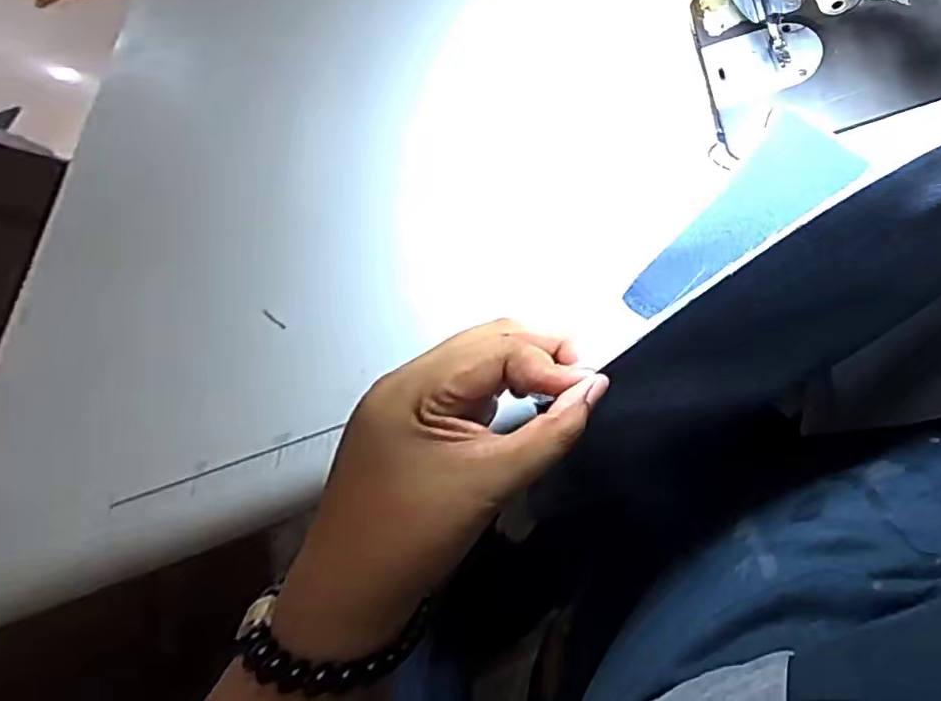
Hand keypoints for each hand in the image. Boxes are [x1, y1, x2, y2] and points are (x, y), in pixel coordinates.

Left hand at [273, 320, 608, 657]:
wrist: (346, 602)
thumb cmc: (406, 543)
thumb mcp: (494, 482)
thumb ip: (554, 430)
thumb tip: (594, 388)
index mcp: (412, 390)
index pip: (501, 349)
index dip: (550, 365)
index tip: (588, 388)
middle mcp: (407, 382)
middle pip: (492, 338)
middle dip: (544, 352)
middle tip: (581, 380)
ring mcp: (411, 397)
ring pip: (485, 353)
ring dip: (529, 363)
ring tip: (562, 387)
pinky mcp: (421, 415)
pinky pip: (476, 377)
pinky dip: (511, 379)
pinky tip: (531, 397)